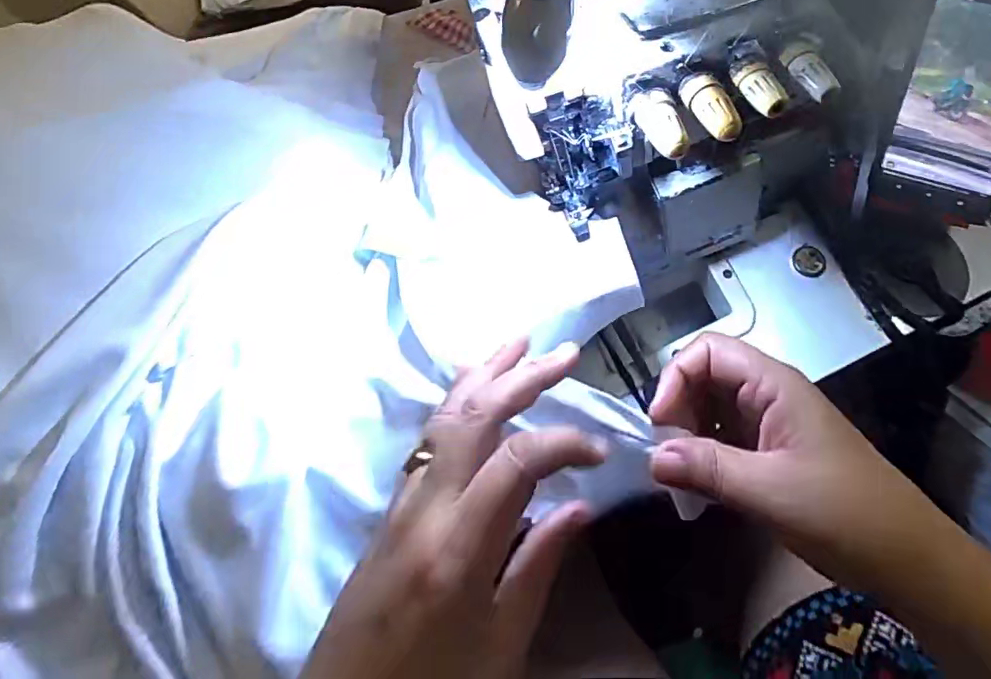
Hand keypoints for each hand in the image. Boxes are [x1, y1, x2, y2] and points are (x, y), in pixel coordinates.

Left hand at [301, 338, 604, 678]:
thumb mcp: (500, 645)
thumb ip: (539, 565)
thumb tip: (580, 503)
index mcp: (456, 546)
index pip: (518, 459)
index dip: (566, 442)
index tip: (600, 453)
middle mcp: (423, 511)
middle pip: (473, 418)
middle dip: (523, 377)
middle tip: (568, 353)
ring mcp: (400, 507)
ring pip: (442, 419)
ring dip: (485, 375)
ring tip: (520, 344)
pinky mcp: (390, 514)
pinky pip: (427, 439)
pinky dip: (458, 401)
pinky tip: (472, 387)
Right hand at [646, 334, 961, 598]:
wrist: (898, 548)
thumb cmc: (841, 509)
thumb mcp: (770, 490)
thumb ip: (710, 468)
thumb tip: (653, 456)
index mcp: (774, 384)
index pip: (709, 351)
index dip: (676, 377)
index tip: (659, 425)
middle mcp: (769, 393)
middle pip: (707, 377)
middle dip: (677, 408)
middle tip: (665, 458)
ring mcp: (771, 422)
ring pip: (713, 410)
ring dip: (688, 436)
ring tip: (677, 479)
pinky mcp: (772, 452)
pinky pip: (726, 439)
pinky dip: (705, 457)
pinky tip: (697, 489)